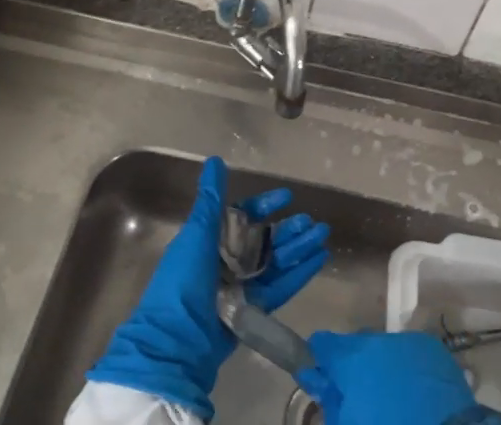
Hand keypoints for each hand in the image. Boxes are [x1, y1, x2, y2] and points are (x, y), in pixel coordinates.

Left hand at [87, 157, 330, 420]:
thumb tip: (215, 159)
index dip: (264, 206)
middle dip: (288, 229)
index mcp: (210, 240)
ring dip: (299, 248)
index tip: (287, 197)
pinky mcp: (254, 309)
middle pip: (264, 240)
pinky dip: (300, 273)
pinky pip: (281, 286)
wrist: (177, 341)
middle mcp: (227, 261)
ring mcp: (241, 286)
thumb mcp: (197, 233)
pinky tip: (320, 259)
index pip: (242, 216)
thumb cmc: (184, 280)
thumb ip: (210, 198)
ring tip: (323, 235)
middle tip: (313, 221)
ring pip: (276, 261)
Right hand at [294, 331, 482, 424]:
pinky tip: (412, 392)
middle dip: (352, 366)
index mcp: (352, 358)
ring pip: (382, 348)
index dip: (319, 362)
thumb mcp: (348, 423)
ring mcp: (408, 341)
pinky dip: (404, 367)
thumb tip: (317, 381)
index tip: (322, 380)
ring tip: (390, 395)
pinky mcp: (432, 348)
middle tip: (359, 395)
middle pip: (354, 345)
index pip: (322, 344)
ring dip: (380, 365)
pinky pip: (408, 352)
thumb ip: (329, 400)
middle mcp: (378, 339)